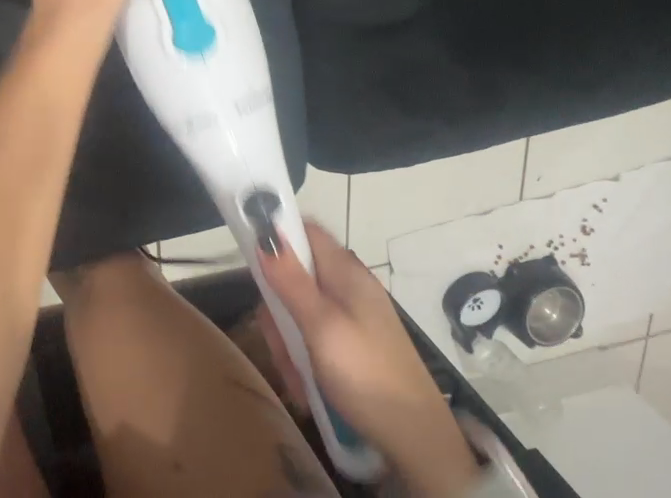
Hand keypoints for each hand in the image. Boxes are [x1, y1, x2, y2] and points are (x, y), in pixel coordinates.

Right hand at [259, 222, 479, 497]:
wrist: (416, 439)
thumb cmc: (366, 374)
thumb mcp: (321, 327)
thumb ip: (291, 280)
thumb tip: (265, 234)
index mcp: (346, 272)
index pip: (305, 230)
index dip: (277, 235)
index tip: (254, 264)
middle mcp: (349, 287)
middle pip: (295, 275)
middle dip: (278, 310)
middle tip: (280, 343)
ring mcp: (352, 317)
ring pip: (299, 310)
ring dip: (288, 342)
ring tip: (296, 376)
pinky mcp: (352, 344)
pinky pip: (314, 336)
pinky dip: (304, 357)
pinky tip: (307, 385)